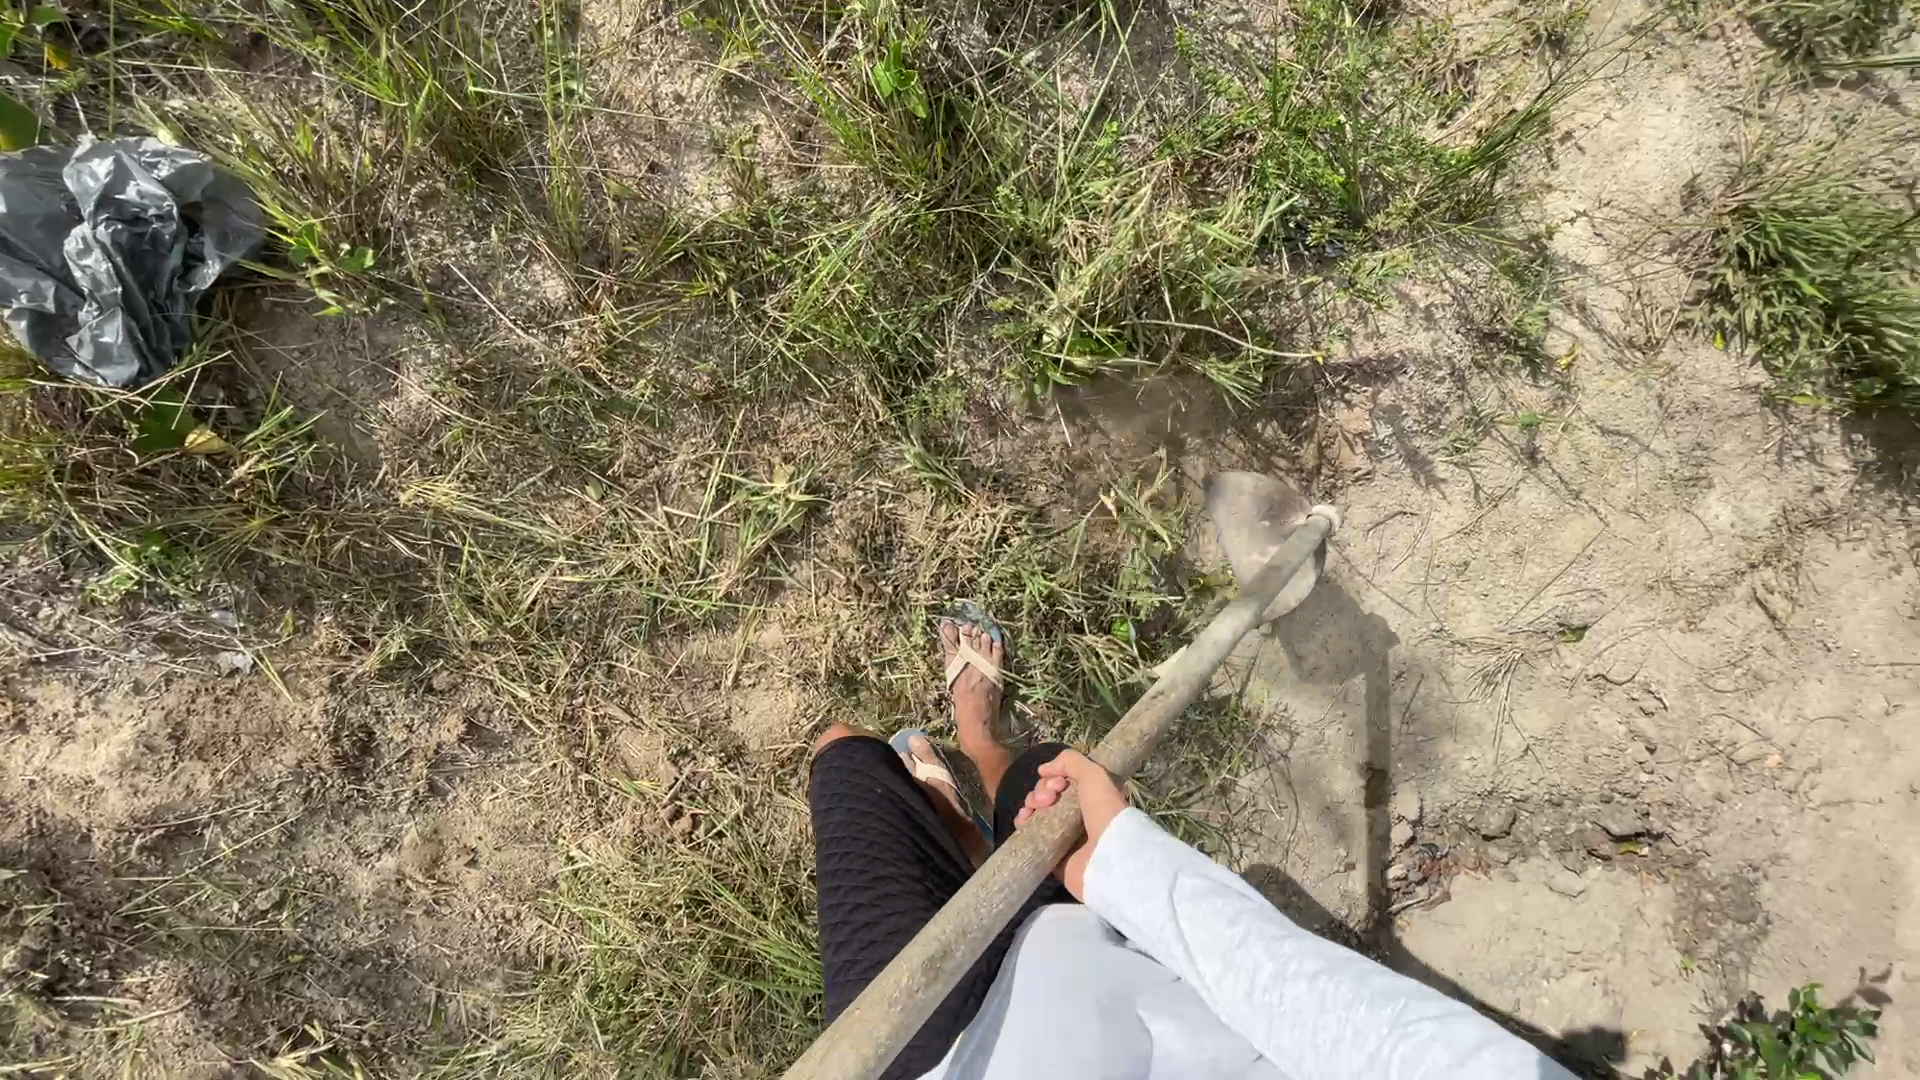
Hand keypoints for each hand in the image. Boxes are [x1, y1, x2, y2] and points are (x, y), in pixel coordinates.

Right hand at [1013, 750, 1128, 899]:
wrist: (1107, 855)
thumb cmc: (1104, 811)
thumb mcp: (1094, 775)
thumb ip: (1070, 762)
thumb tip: (1042, 769)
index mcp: (1090, 798)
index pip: (1063, 782)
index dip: (1055, 777)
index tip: (1058, 784)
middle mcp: (1077, 816)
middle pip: (1048, 795)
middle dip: (1042, 790)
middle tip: (1048, 799)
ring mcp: (1063, 835)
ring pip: (1037, 812)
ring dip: (1031, 804)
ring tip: (1034, 808)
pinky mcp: (1051, 854)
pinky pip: (1031, 834)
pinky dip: (1023, 823)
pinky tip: (1023, 820)